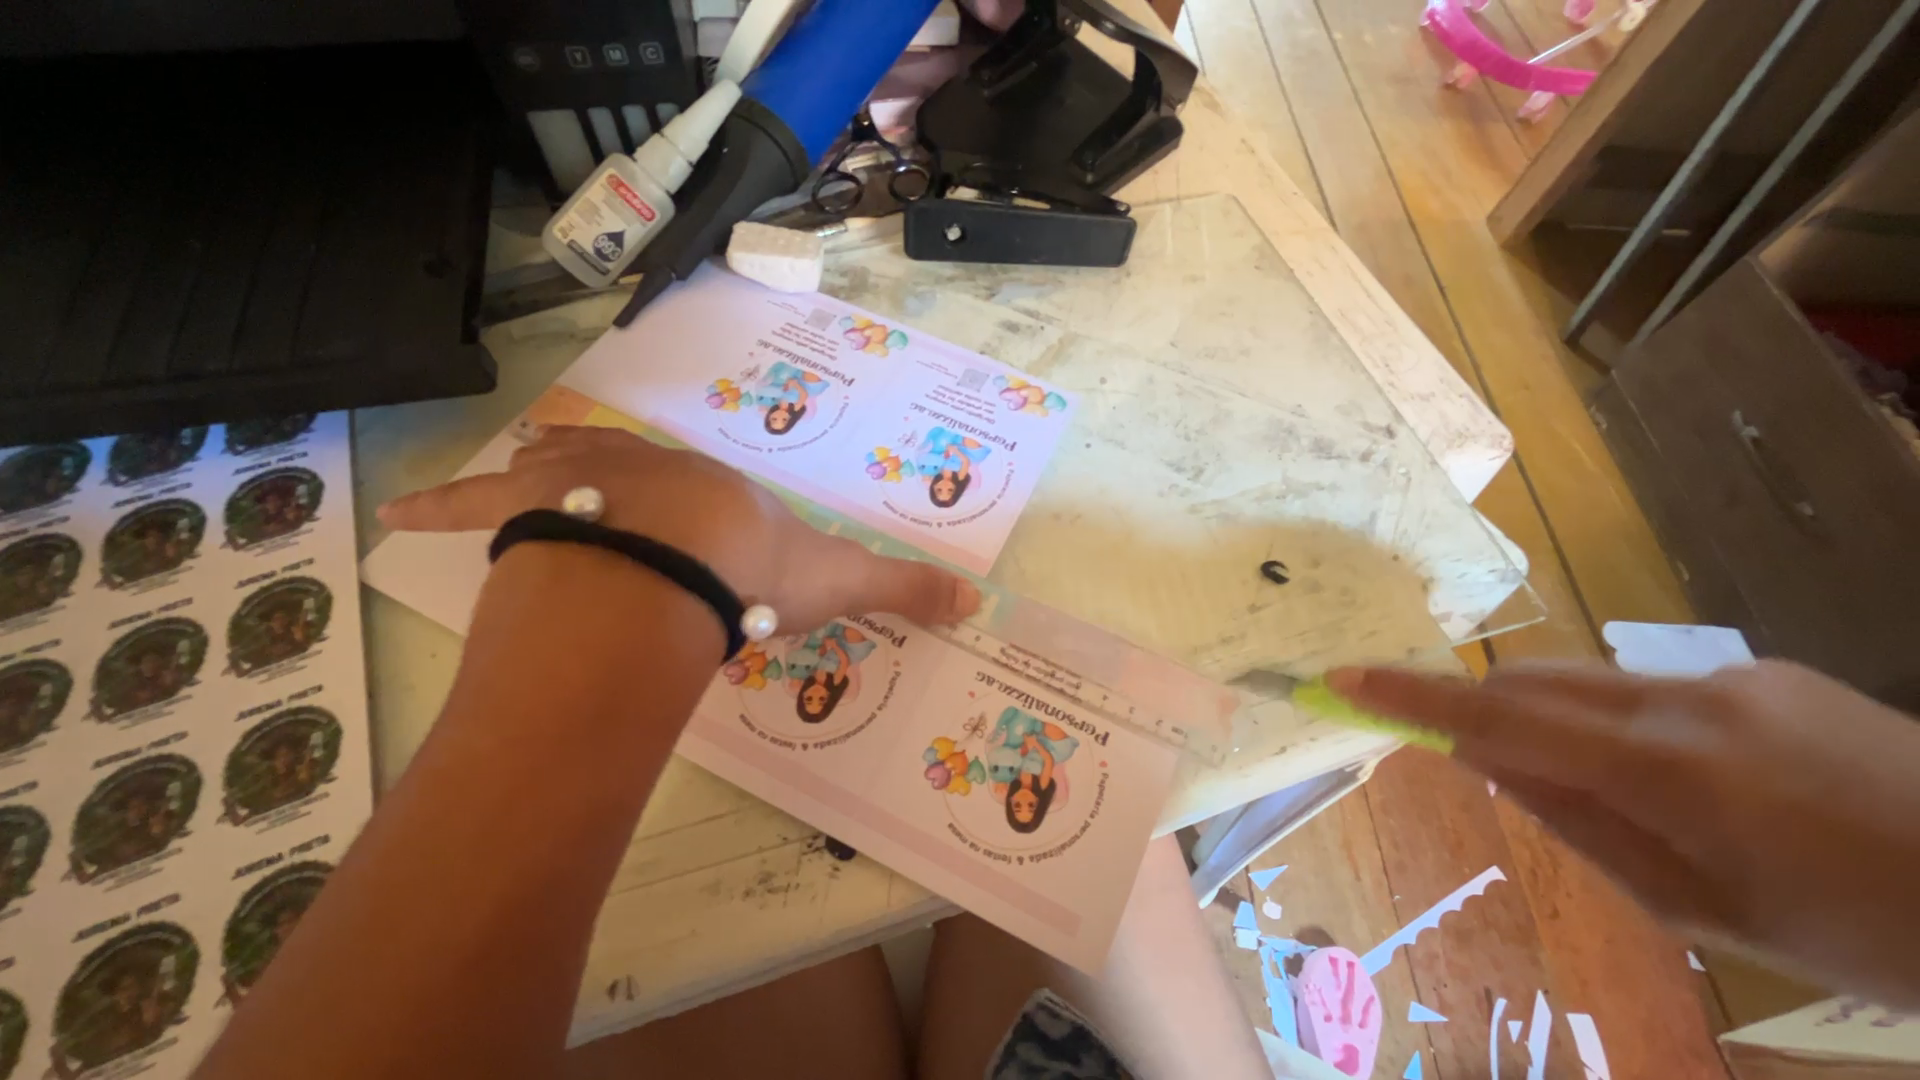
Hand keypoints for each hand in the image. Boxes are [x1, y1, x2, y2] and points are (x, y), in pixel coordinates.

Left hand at [378, 425, 980, 634]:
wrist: (676, 561)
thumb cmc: (757, 567)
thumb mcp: (841, 580)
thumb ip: (904, 590)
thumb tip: (980, 601)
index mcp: (713, 488)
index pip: (707, 490)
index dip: (708, 511)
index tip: (707, 533)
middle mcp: (646, 470)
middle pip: (630, 463)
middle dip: (623, 475)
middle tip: (614, 493)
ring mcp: (582, 481)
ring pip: (556, 463)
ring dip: (549, 470)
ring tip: (530, 479)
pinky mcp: (525, 509)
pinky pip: (473, 501)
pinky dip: (442, 503)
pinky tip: (396, 511)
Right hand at [1328, 659, 1919, 1006]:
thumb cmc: (1858, 935)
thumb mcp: (1699, 908)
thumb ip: (1578, 823)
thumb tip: (1489, 762)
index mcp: (1667, 771)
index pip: (1502, 719)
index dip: (1413, 697)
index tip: (1345, 679)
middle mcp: (1688, 700)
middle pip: (1533, 681)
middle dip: (1481, 706)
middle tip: (1467, 750)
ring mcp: (1733, 676)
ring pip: (1589, 679)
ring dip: (1556, 718)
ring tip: (1609, 788)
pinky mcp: (1767, 671)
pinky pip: (1652, 685)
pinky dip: (1623, 719)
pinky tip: (1691, 776)